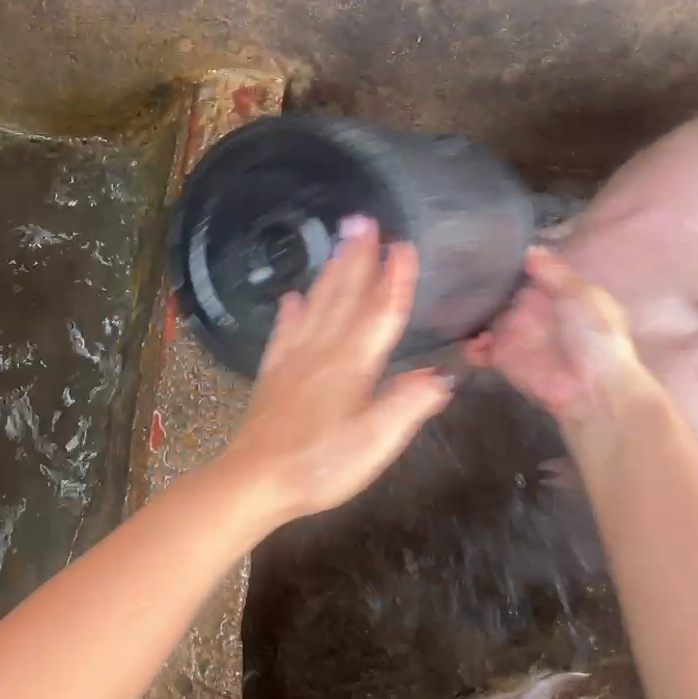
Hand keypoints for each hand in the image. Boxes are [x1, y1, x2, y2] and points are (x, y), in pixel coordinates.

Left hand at [217, 216, 453, 523]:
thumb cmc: (321, 466)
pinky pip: (283, 334)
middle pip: (343, 297)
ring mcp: (292, 362)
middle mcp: (321, 353)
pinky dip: (290, 312)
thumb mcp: (375, 443)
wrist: (255, 479)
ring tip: (338, 243)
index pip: (379, 313)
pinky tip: (291, 297)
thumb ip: (407, 406)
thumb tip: (443, 375)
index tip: (403, 243)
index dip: (394, 279)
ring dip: (329, 273)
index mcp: (351, 365)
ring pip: (315, 306)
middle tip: (362, 219)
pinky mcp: (272, 376)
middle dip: (356, 258)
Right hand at [465, 248, 647, 424]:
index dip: (500, 261)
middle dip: (474, 285)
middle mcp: (526, 310)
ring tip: (452, 309)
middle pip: (493, 293)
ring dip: (464, 315)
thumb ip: (553, 271)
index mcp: (549, 292)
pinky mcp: (498, 357)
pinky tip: (472, 343)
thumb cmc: (593, 335)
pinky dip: (466, 347)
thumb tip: (527, 249)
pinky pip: (473, 349)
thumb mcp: (581, 294)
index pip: (520, 271)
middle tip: (449, 274)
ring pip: (478, 318)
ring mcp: (510, 334)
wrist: (591, 386)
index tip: (476, 249)